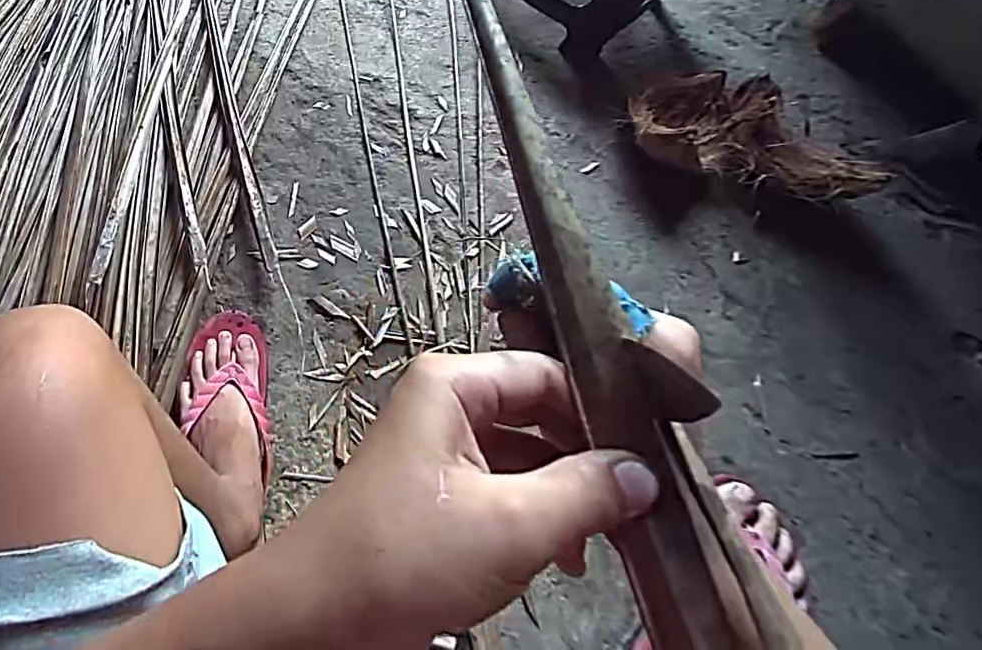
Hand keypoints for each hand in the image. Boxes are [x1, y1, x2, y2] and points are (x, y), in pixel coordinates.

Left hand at [259, 352, 658, 646]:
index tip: (654, 451)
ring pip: (525, 452)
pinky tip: (570, 554)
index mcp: (451, 383)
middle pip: (535, 411)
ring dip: (567, 492)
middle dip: (586, 455)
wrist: (327, 608)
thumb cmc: (409, 551)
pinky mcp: (443, 487)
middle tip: (646, 500)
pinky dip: (539, 513)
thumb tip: (642, 472)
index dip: (597, 408)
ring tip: (615, 536)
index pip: (541, 373)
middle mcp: (446, 402)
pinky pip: (504, 484)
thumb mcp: (509, 524)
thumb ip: (583, 493)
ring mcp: (443, 445)